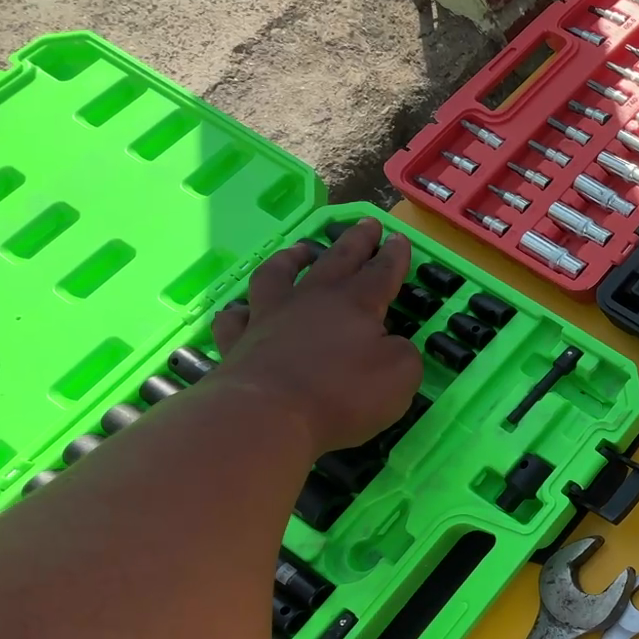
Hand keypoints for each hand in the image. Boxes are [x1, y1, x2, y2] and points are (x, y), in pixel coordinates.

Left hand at [208, 218, 422, 455]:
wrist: (268, 415)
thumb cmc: (345, 392)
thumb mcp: (402, 374)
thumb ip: (403, 353)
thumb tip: (390, 344)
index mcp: (356, 304)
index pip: (381, 272)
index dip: (393, 255)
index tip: (399, 237)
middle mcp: (312, 301)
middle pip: (336, 261)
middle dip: (355, 242)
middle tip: (365, 224)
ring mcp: (269, 318)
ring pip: (278, 276)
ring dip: (291, 260)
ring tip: (299, 250)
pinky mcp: (239, 344)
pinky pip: (235, 319)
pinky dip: (239, 311)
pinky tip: (240, 309)